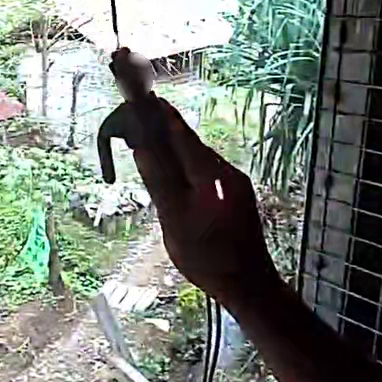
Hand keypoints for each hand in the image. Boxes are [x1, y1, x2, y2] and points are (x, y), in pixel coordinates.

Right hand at [123, 94, 279, 305]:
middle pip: (185, 139)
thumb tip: (140, 145)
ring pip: (192, 155)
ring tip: (142, 149)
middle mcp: (223, 168)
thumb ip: (158, 179)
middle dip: (158, 129)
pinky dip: (180, 164)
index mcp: (210, 171)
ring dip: (168, 148)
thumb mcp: (175, 219)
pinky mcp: (232, 193)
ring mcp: (231, 180)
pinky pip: (200, 169)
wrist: (250, 285)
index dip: (156, 112)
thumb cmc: (209, 257)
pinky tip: (168, 176)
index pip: (178, 130)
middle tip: (131, 126)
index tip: (138, 96)